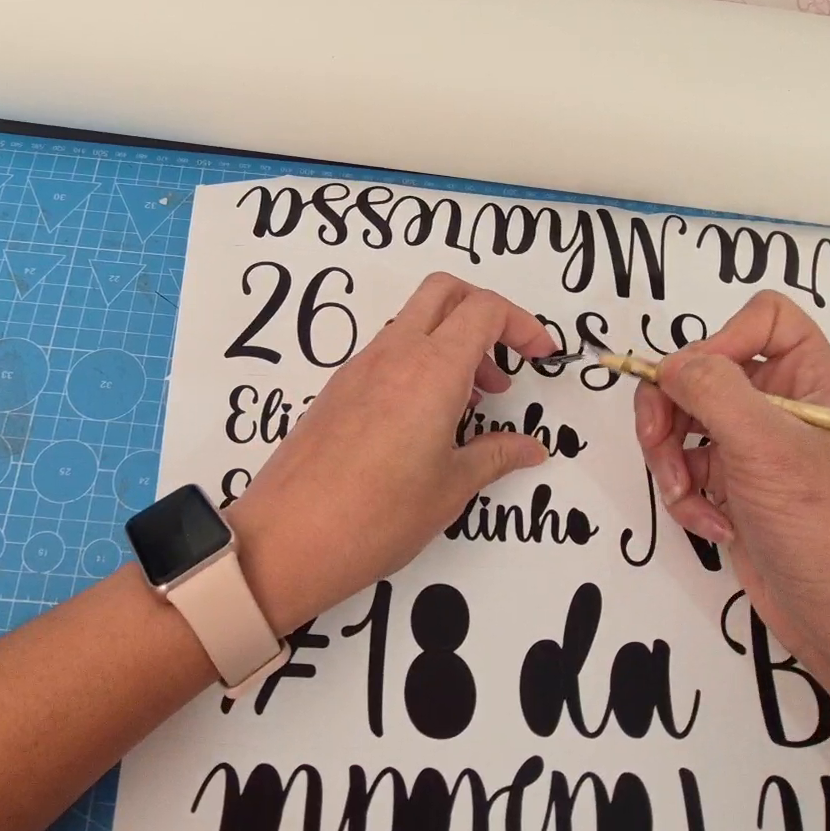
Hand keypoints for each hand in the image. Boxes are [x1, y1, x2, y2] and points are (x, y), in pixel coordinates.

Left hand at [229, 273, 558, 631]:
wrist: (288, 538)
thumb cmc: (378, 515)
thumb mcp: (451, 488)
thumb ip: (495, 455)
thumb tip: (530, 448)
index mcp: (431, 369)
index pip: (484, 309)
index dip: (522, 324)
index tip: (541, 356)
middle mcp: (393, 354)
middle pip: (444, 292)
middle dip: (484, 312)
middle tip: (503, 364)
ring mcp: (359, 369)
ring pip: (413, 322)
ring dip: (450, 344)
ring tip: (469, 405)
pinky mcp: (337, 390)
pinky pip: (387, 354)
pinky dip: (418, 365)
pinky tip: (425, 421)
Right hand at [632, 290, 829, 679]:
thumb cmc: (821, 529)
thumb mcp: (767, 450)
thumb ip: (714, 391)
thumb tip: (669, 365)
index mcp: (815, 381)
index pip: (764, 319)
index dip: (721, 339)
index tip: (695, 382)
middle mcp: (783, 404)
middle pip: (703, 371)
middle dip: (671, 411)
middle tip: (656, 443)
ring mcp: (755, 444)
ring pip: (683, 418)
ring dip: (670, 459)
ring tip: (687, 496)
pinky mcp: (733, 481)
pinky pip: (685, 463)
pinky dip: (685, 494)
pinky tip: (709, 524)